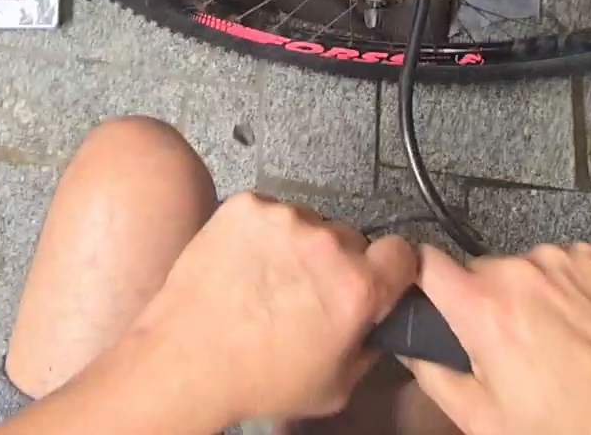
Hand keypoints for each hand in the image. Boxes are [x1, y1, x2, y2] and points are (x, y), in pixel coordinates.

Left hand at [123, 192, 417, 424]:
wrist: (188, 356)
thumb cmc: (258, 377)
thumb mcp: (336, 385)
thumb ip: (370, 344)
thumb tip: (380, 317)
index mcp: (355, 286)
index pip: (402, 253)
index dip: (392, 269)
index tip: (378, 277)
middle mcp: (323, 242)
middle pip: (350, 238)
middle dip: (336, 261)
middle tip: (307, 290)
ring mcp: (282, 217)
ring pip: (308, 223)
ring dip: (297, 244)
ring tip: (268, 278)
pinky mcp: (247, 204)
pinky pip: (271, 211)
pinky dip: (263, 231)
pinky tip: (247, 263)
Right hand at [407, 243, 590, 434]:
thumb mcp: (491, 427)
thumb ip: (436, 377)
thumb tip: (413, 348)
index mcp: (485, 305)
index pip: (422, 262)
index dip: (419, 283)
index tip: (429, 307)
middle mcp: (522, 268)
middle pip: (479, 275)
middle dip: (486, 309)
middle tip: (511, 361)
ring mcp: (567, 261)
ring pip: (524, 275)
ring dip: (530, 303)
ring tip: (563, 357)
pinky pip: (566, 272)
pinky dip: (569, 298)